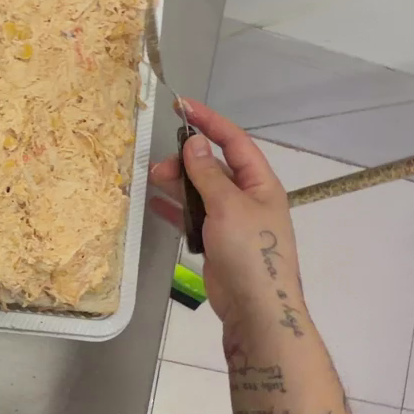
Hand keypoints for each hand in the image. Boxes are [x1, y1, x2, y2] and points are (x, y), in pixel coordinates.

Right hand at [150, 99, 303, 337]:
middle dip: (185, 159)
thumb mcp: (228, 207)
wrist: (256, 307)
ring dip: (177, 183)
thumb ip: (207, 175)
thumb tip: (195, 143)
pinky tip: (155, 204)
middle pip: (213, 166)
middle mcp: (247, 197)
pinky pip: (192, 215)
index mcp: (260, 183)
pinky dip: (174, 207)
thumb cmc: (249, 252)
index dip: (210, 121)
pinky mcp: (216, 240)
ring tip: (153, 182)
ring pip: (200, 190)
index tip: (182, 106)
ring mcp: (231, 220)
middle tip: (158, 165)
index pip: (234, 141)